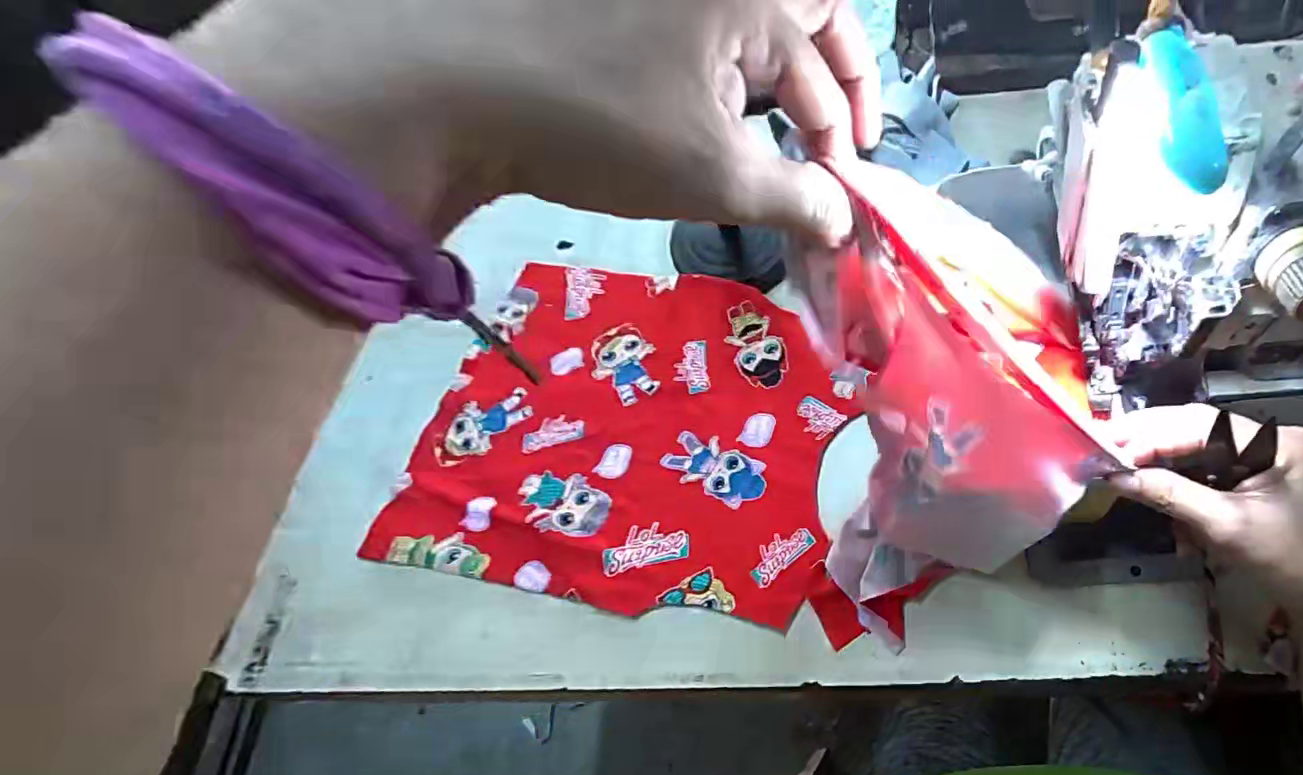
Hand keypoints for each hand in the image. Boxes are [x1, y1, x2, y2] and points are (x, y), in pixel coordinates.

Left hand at [184, 0, 880, 243]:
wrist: (449, 85)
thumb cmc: (601, 125)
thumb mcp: (719, 177)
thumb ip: (800, 200)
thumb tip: (843, 219)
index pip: (826, 74)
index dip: (843, 144)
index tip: (837, 199)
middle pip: (813, 11)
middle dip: (841, 79)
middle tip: (846, 138)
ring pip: (764, 20)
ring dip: (793, 77)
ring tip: (796, 135)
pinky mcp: (636, 7)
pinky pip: (716, 30)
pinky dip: (742, 72)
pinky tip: (732, 114)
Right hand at [1105, 404, 1302, 625]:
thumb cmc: (1288, 561)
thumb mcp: (1224, 526)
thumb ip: (1170, 496)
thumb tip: (1118, 478)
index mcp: (1277, 441)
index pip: (1202, 425)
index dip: (1152, 436)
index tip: (1112, 450)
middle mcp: (1272, 440)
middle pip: (1199, 431)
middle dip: (1152, 442)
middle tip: (1106, 447)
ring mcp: (1266, 460)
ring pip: (1200, 452)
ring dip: (1164, 465)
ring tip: (1123, 468)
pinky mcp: (1258, 482)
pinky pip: (1211, 475)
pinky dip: (1184, 487)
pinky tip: (1160, 495)